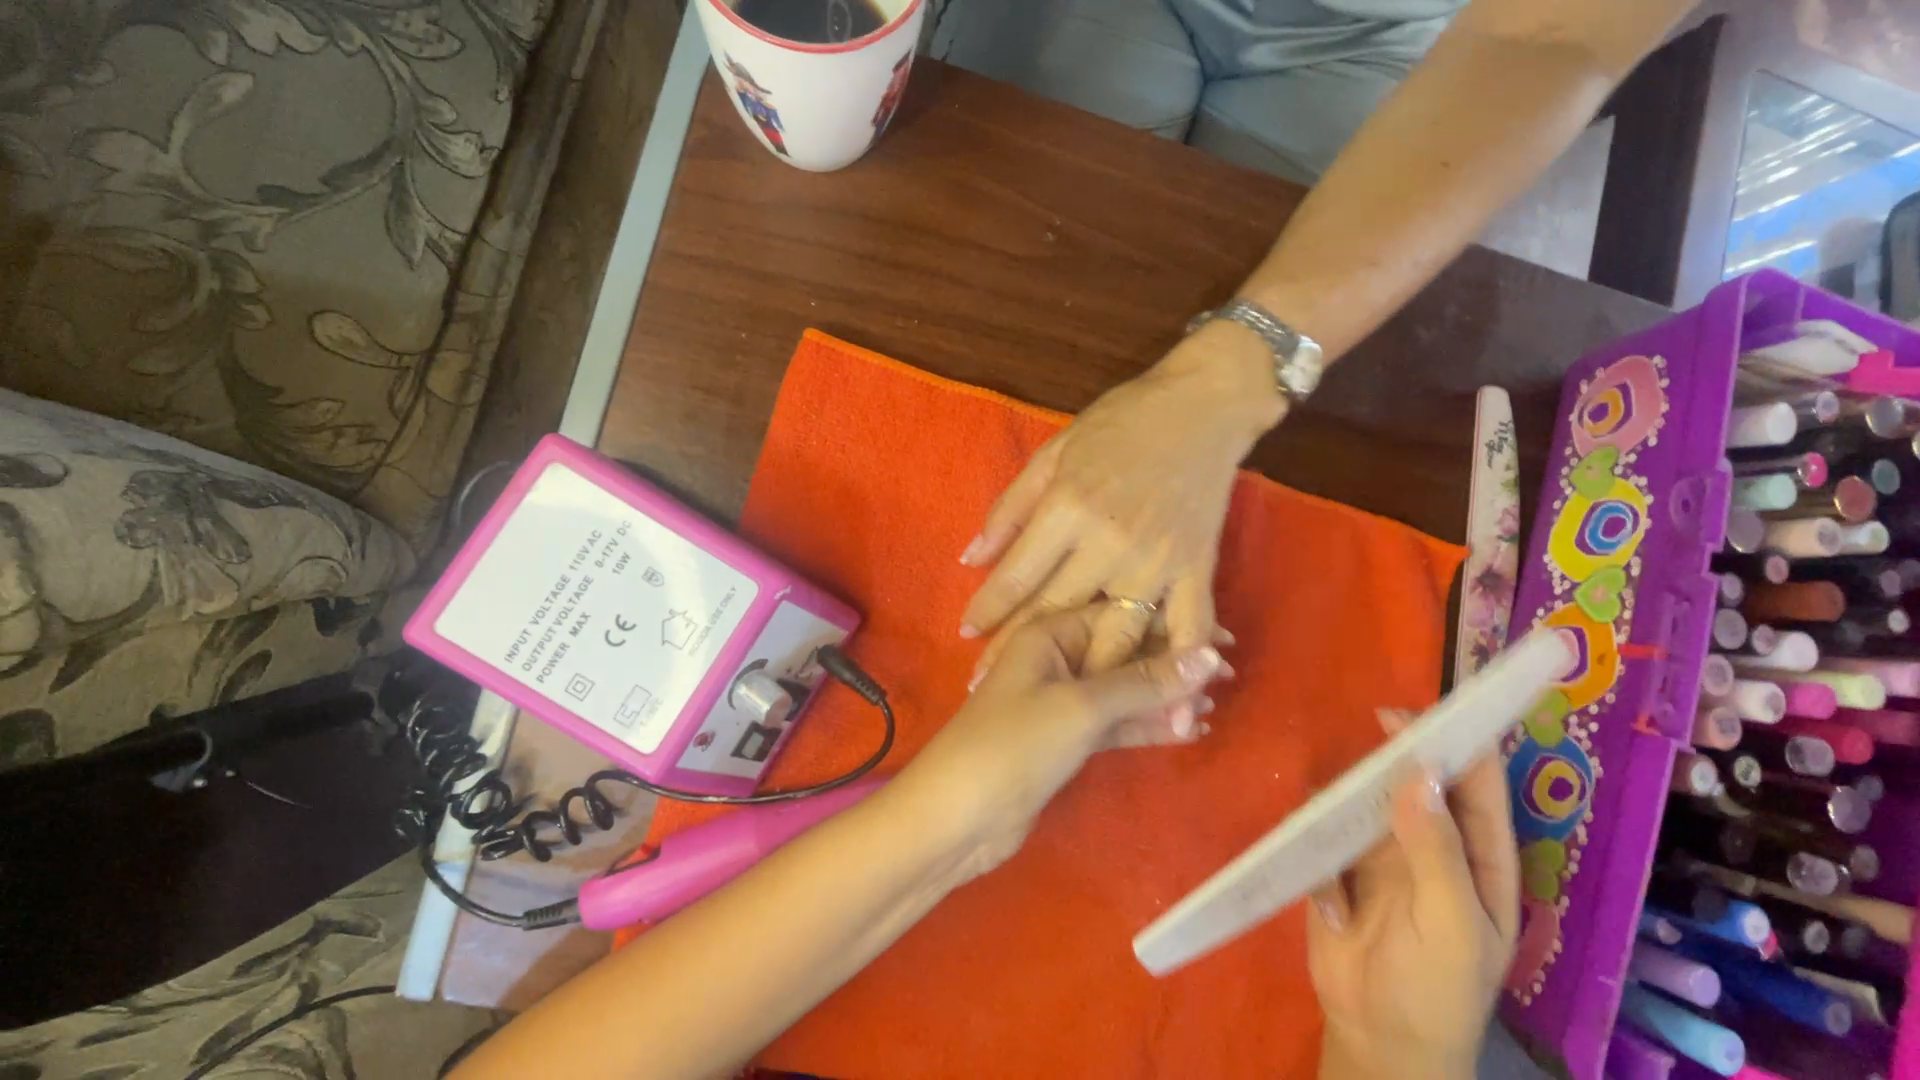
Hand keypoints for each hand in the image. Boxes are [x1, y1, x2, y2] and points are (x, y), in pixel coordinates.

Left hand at [894, 603, 1230, 880]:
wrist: (956, 818)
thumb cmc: (1012, 746)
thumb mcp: (1081, 707)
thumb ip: (1144, 682)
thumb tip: (1209, 654)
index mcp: (1051, 633)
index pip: (1121, 615)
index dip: (1172, 627)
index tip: (1224, 639)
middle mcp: (1057, 659)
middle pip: (1126, 653)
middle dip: (1173, 666)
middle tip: (1228, 678)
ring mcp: (1062, 702)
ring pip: (1124, 692)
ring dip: (1165, 700)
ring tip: (1213, 707)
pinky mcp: (1066, 740)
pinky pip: (1116, 724)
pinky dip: (1148, 727)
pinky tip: (1187, 730)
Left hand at [958, 323, 1283, 677]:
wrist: (1202, 405)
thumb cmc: (1120, 422)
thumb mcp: (1054, 453)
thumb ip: (1012, 509)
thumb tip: (971, 559)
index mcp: (1068, 508)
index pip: (1018, 574)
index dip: (989, 609)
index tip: (966, 636)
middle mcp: (1109, 542)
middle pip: (1056, 611)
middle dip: (1017, 653)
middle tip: (986, 688)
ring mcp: (1157, 560)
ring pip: (1115, 632)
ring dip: (1085, 677)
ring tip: (1055, 714)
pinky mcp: (1198, 568)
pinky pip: (1188, 625)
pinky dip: (1181, 669)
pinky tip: (1175, 712)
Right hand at [1307, 710, 1519, 1079]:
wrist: (1378, 1037)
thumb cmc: (1438, 989)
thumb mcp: (1453, 924)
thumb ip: (1436, 850)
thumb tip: (1417, 774)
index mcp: (1480, 859)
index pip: (1478, 787)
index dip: (1461, 743)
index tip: (1433, 709)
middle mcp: (1433, 846)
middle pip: (1416, 783)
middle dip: (1397, 757)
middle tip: (1375, 729)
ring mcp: (1383, 857)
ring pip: (1365, 801)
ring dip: (1349, 797)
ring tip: (1333, 809)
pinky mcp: (1338, 869)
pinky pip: (1324, 836)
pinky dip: (1320, 853)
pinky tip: (1328, 897)